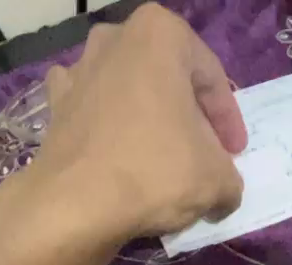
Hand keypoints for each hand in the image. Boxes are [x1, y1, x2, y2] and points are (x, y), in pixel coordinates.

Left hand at [10, 3, 245, 242]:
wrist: (77, 204)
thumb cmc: (156, 173)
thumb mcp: (217, 180)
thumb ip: (230, 177)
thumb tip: (223, 191)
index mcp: (161, 34)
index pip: (211, 79)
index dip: (229, 121)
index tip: (235, 153)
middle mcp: (116, 38)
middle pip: (170, 82)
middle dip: (189, 118)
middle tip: (204, 157)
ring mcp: (79, 69)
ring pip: (131, 95)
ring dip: (150, 123)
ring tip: (165, 162)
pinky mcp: (56, 106)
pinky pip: (97, 115)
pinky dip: (111, 132)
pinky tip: (121, 158)